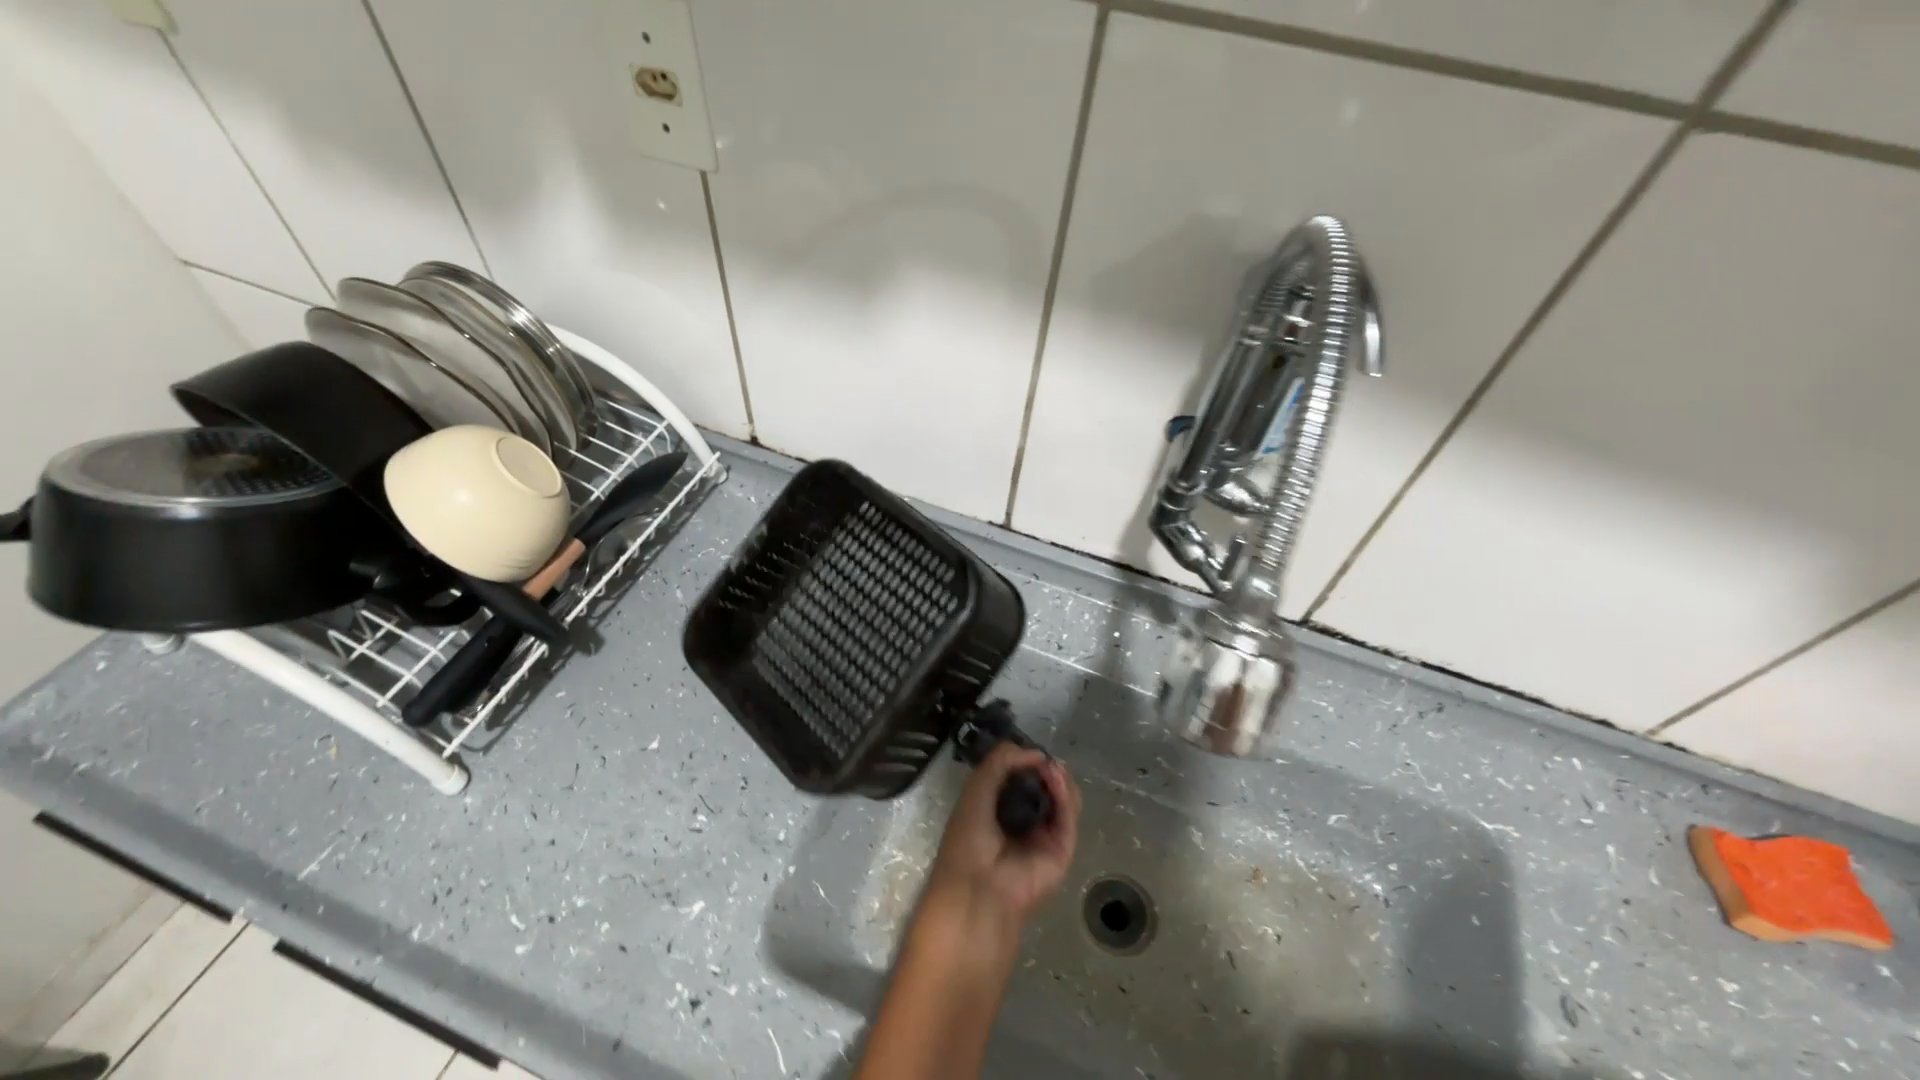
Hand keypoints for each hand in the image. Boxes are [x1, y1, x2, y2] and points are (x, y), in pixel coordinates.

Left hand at [924, 744, 1081, 931]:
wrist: (978, 888)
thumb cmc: (968, 839)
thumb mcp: (976, 790)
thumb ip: (1001, 762)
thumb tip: (1035, 752)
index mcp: (998, 811)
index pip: (1020, 780)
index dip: (1025, 762)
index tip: (1027, 750)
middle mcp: (1023, 822)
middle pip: (1045, 788)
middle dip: (1046, 769)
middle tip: (1044, 759)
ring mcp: (1044, 836)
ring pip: (1062, 800)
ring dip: (1058, 779)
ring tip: (1051, 767)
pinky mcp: (1062, 849)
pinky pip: (1067, 817)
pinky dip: (1065, 795)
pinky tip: (1056, 779)